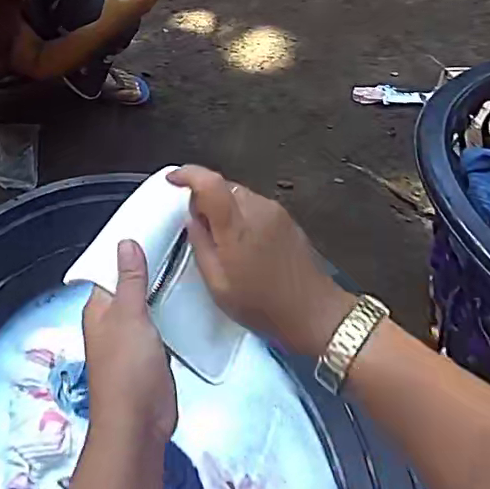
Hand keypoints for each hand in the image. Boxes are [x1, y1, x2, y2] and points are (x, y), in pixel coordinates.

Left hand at [82, 239, 176, 444]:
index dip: (126, 249)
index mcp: (98, 307)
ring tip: (186, 263)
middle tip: (175, 242)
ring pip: (147, 304)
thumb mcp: (129, 315)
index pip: (109, 268)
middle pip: (129, 284)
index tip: (150, 227)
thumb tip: (125, 242)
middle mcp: (112, 320)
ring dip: (162, 289)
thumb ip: (129, 279)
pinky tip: (189, 300)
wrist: (139, 426)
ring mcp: (131, 338)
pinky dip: (171, 311)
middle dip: (148, 267)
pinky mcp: (151, 354)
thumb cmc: (127, 367)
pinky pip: (160, 323)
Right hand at [170, 166, 355, 358]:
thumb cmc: (264, 306)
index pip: (209, 183)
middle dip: (206, 199)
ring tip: (227, 243)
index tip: (173, 179)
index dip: (187, 174)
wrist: (316, 314)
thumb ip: (200, 245)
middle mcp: (256, 210)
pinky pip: (254, 204)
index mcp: (236, 227)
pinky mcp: (286, 217)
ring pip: (238, 194)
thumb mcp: (218, 286)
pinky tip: (247, 244)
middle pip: (222, 186)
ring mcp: (274, 211)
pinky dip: (243, 216)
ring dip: (225, 208)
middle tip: (202, 228)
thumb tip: (191, 220)